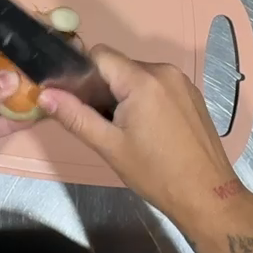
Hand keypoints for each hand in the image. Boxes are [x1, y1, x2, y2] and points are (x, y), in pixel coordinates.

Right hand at [40, 45, 240, 223]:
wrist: (208, 197)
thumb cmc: (156, 173)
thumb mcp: (109, 147)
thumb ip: (75, 116)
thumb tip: (44, 95)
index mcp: (142, 80)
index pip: (100, 55)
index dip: (83, 74)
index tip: (77, 100)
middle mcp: (164, 71)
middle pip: (119, 66)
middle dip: (103, 88)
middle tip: (100, 122)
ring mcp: (181, 81)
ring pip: (137, 75)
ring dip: (124, 94)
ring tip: (125, 129)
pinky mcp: (192, 93)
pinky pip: (157, 84)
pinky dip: (145, 98)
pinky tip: (148, 129)